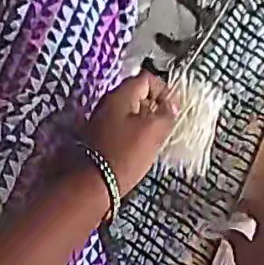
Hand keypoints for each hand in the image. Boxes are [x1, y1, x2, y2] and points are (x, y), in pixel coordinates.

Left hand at [82, 70, 179, 194]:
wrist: (90, 186)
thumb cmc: (124, 155)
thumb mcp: (153, 132)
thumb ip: (166, 114)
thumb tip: (171, 105)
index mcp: (119, 96)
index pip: (146, 79)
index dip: (163, 90)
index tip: (172, 109)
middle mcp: (105, 105)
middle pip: (136, 97)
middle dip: (153, 108)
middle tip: (163, 126)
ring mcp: (98, 124)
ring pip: (127, 116)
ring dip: (143, 125)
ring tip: (152, 142)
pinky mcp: (96, 142)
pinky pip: (119, 132)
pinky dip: (131, 137)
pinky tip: (136, 153)